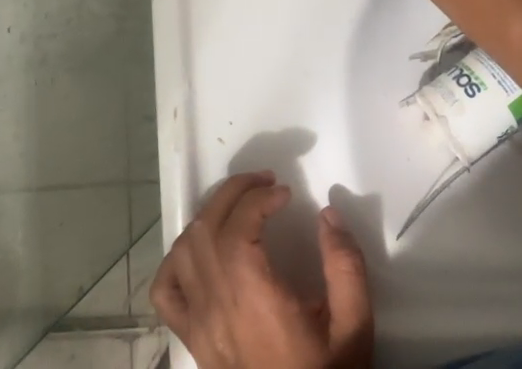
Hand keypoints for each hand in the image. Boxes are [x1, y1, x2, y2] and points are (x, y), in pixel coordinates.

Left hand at [151, 172, 372, 368]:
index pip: (237, 228)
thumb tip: (327, 214)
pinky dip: (177, 259)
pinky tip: (203, 249)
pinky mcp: (192, 338)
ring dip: (210, 215)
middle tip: (266, 182)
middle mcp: (216, 306)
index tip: (285, 193)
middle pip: (207, 228)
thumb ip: (346, 266)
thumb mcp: (354, 326)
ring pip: (184, 249)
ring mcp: (198, 323)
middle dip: (235, 192)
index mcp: (254, 300)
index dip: (258, 198)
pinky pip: (166, 290)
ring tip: (242, 205)